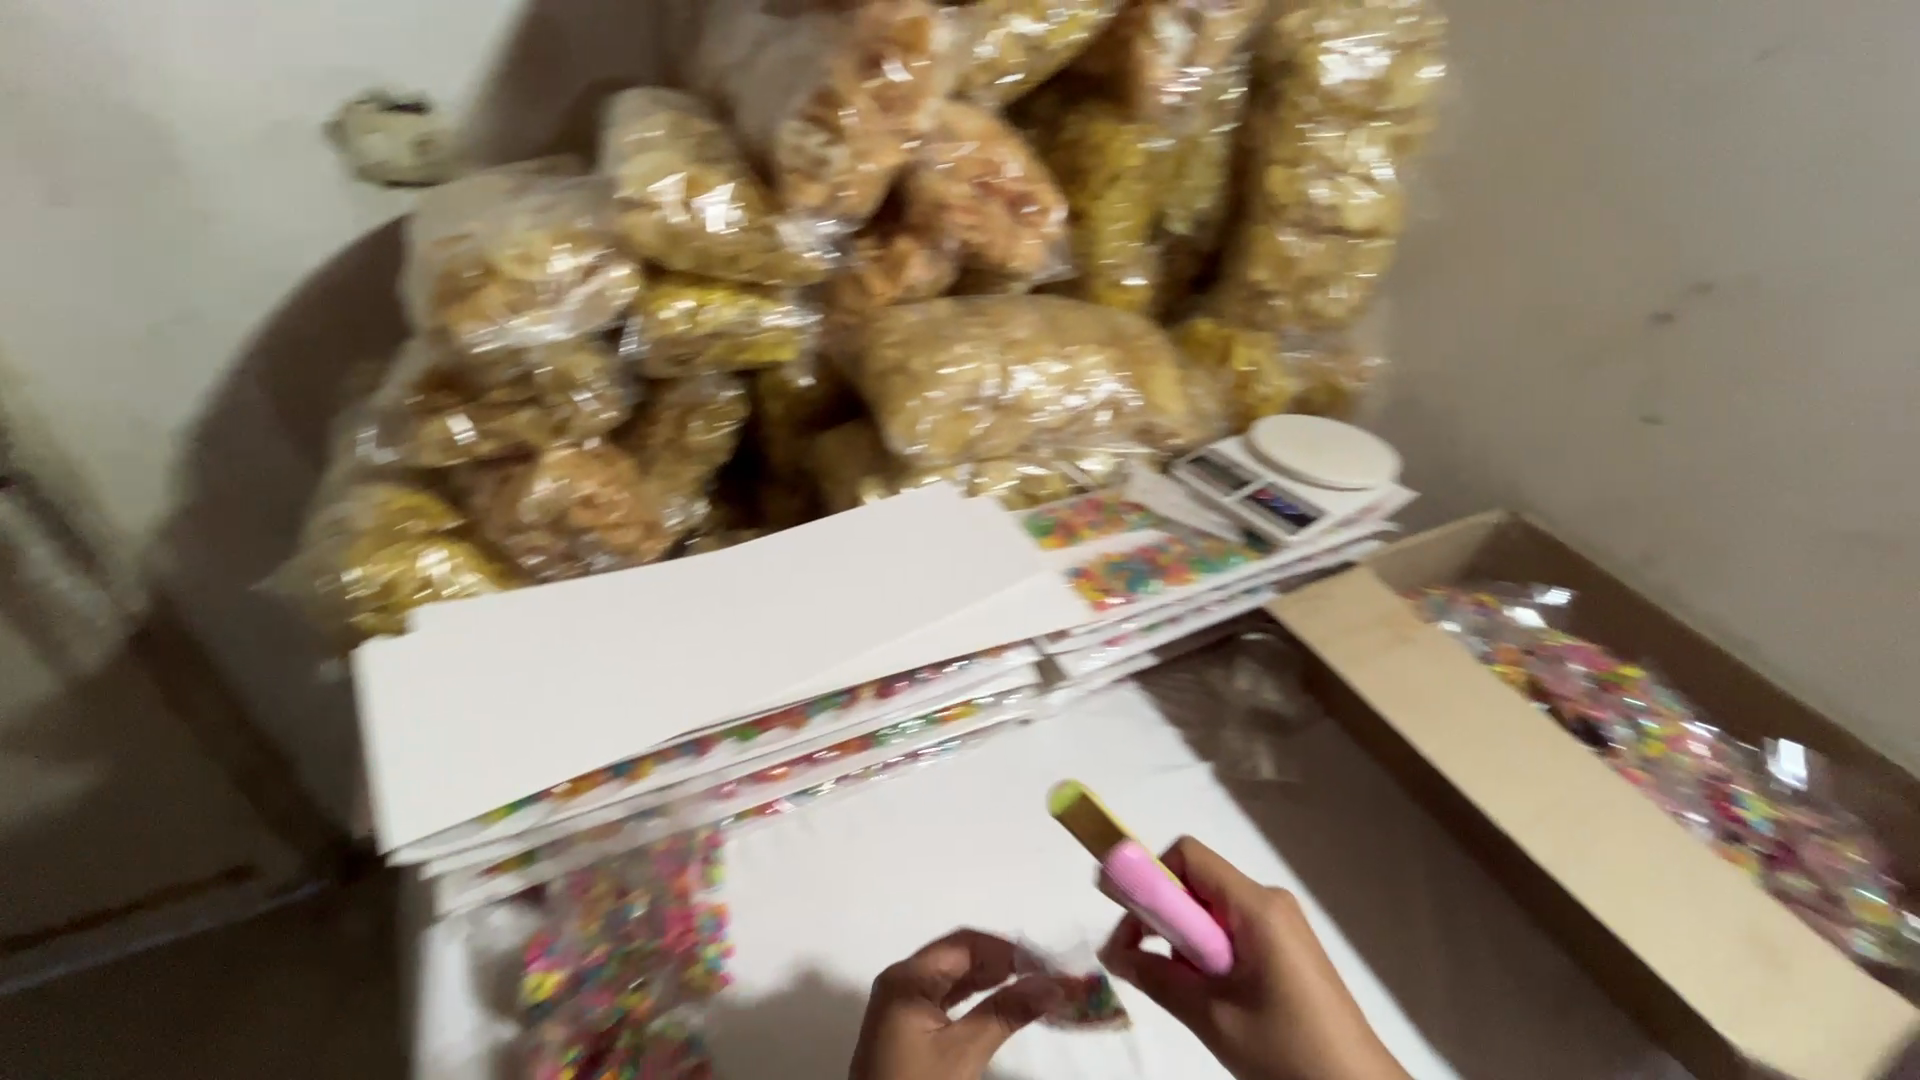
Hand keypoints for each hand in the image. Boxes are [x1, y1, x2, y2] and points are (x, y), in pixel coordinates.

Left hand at [850, 929, 1061, 1079]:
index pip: (964, 944)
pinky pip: (945, 998)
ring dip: (990, 979)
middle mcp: (901, 981)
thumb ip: (1006, 1013)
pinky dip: (974, 997)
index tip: (1045, 963)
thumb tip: (1053, 985)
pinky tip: (1000, 1002)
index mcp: (907, 977)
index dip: (1006, 949)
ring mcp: (901, 1004)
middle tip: (1044, 974)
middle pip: (957, 956)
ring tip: (1030, 985)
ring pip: (953, 977)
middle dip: (1000, 962)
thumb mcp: (963, 1053)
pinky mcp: (907, 1028)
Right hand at [1100, 837, 1410, 1079]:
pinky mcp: (1284, 948)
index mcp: (1256, 906)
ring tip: (1174, 984)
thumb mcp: (1212, 1017)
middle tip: (1135, 957)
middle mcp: (1268, 902)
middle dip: (1159, 913)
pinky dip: (1204, 951)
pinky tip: (1203, 991)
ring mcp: (1279, 924)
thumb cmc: (1288, 1052)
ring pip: (1209, 908)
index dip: (1148, 875)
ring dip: (1181, 938)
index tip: (1121, 914)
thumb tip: (1113, 953)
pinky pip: (1229, 929)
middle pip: (1195, 881)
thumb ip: (1158, 977)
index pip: (1188, 857)